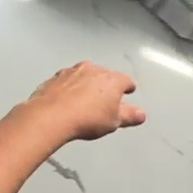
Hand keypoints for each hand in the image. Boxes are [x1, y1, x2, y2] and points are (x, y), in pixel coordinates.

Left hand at [18, 62, 145, 141]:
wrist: (51, 115)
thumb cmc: (87, 118)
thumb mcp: (113, 122)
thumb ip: (128, 116)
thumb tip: (141, 114)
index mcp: (112, 80)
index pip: (125, 80)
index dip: (128, 87)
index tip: (128, 90)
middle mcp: (93, 70)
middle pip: (104, 75)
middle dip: (106, 85)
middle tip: (105, 98)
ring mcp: (72, 71)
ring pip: (84, 74)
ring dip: (86, 83)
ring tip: (85, 99)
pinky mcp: (55, 76)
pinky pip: (67, 80)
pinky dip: (69, 87)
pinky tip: (67, 98)